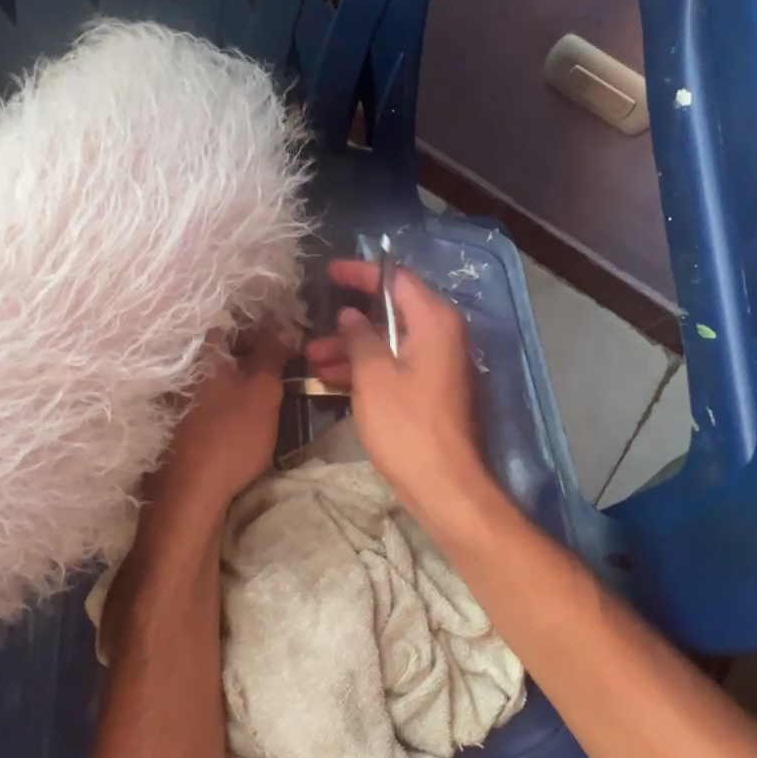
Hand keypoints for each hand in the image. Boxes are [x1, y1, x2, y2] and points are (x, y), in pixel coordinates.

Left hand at [156, 328, 290, 510]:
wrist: (190, 494)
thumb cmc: (230, 435)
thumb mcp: (263, 390)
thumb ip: (273, 352)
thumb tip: (284, 325)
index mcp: (202, 350)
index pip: (232, 319)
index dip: (262, 323)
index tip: (287, 335)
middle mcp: (183, 365)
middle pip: (223, 345)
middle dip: (253, 349)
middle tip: (284, 361)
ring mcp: (177, 394)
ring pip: (217, 371)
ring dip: (241, 373)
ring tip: (269, 384)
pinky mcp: (178, 420)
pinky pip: (209, 393)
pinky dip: (228, 394)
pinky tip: (246, 408)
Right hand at [302, 260, 489, 517]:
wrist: (444, 484)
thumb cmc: (407, 425)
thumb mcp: (373, 376)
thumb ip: (359, 337)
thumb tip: (350, 315)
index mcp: (435, 321)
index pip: (397, 279)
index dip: (361, 274)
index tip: (329, 273)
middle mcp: (442, 335)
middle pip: (392, 312)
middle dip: (350, 322)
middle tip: (312, 330)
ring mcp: (438, 364)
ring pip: (390, 343)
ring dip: (352, 349)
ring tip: (312, 360)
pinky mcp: (431, 389)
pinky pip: (395, 366)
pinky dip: (367, 369)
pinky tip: (331, 380)